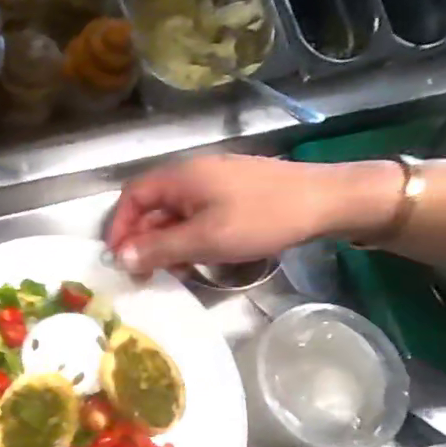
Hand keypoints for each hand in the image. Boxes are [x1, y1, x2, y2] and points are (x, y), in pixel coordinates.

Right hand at [106, 155, 400, 274]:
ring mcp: (215, 182)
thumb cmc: (261, 218)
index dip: (120, 227)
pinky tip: (200, 258)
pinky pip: (197, 214)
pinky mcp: (234, 193)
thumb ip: (160, 248)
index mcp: (180, 177)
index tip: (118, 259)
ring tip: (172, 271)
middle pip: (152, 205)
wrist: (327, 201)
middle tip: (144, 273)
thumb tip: (120, 258)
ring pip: (175, 213)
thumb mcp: (205, 239)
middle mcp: (192, 174)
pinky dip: (189, 237)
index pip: (132, 197)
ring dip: (166, 242)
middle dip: (143, 239)